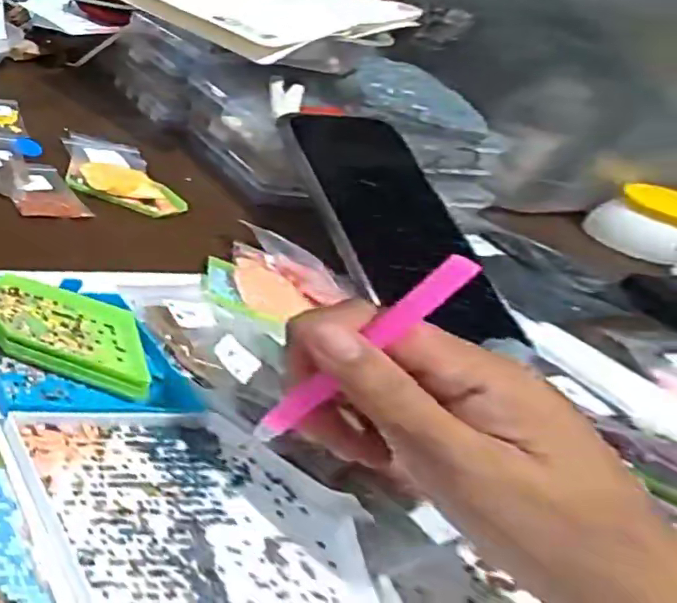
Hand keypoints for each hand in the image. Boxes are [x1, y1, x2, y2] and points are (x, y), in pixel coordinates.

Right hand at [287, 301, 676, 602]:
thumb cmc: (549, 532)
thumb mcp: (456, 462)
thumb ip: (384, 391)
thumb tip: (318, 327)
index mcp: (472, 367)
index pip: (367, 319)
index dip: (320, 342)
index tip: (302, 393)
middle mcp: (465, 368)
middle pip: (363, 346)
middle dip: (327, 383)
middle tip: (325, 436)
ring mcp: (464, 396)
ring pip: (369, 375)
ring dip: (342, 408)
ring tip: (356, 455)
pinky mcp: (459, 422)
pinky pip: (392, 402)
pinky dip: (368, 425)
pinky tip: (379, 457)